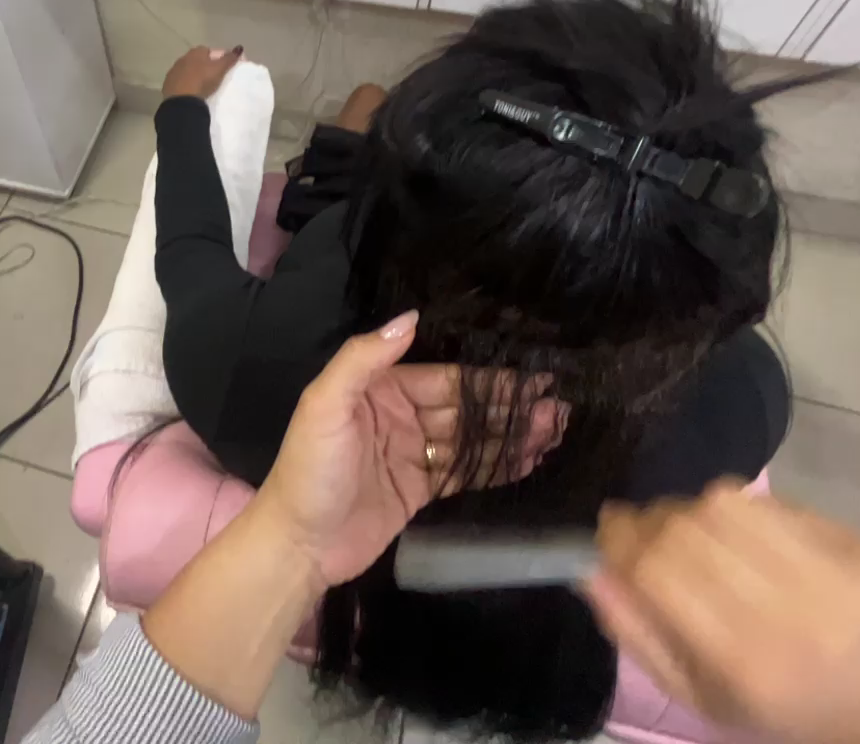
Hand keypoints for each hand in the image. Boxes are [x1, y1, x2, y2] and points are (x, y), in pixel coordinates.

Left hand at [162, 46, 242, 99]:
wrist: (182, 100)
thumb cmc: (203, 81)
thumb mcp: (219, 70)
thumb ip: (229, 59)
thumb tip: (239, 47)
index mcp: (196, 52)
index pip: (208, 50)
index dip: (215, 58)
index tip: (220, 69)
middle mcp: (183, 58)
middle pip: (196, 60)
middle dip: (203, 66)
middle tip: (211, 78)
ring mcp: (174, 70)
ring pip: (186, 70)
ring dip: (192, 75)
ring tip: (201, 86)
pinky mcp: (168, 84)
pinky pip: (179, 81)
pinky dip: (184, 84)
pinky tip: (190, 92)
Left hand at [253, 312, 564, 586]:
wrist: (299, 542)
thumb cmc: (311, 467)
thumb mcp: (327, 404)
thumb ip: (364, 358)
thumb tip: (411, 317)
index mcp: (379, 390)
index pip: (445, 379)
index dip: (489, 379)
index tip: (535, 377)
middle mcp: (400, 416)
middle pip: (465, 408)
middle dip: (510, 408)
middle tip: (560, 408)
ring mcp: (411, 454)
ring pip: (470, 439)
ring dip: (511, 436)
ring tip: (557, 432)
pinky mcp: (419, 490)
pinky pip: (464, 472)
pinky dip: (497, 466)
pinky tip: (531, 460)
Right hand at [587, 485, 859, 743]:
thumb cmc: (783, 710)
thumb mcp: (698, 695)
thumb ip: (635, 634)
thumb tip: (589, 568)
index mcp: (748, 665)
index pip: (657, 570)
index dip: (620, 539)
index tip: (607, 532)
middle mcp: (793, 619)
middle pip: (686, 529)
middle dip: (650, 520)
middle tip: (643, 529)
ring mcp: (837, 579)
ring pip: (725, 502)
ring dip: (692, 508)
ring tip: (695, 530)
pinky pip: (774, 503)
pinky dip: (743, 510)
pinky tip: (747, 536)